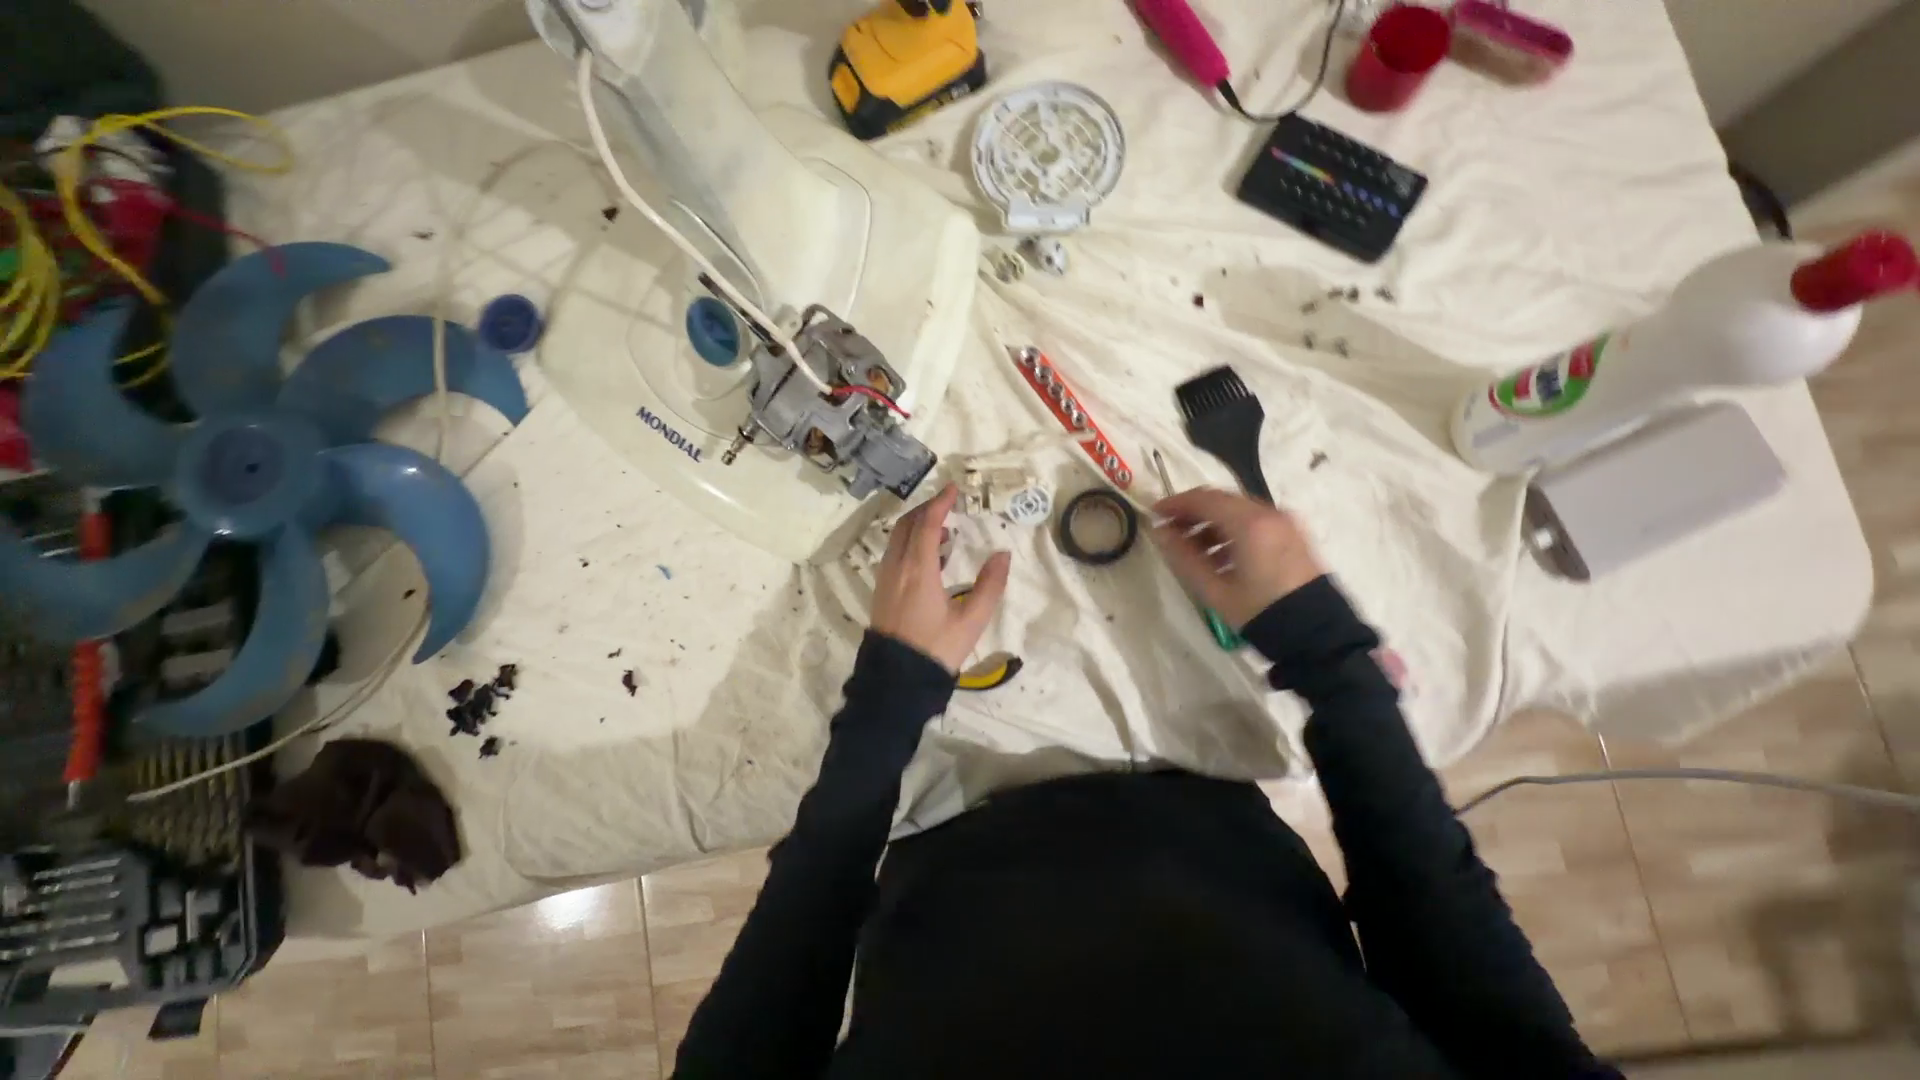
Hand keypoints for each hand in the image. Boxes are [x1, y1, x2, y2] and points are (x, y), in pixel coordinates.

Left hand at [871, 485, 1012, 672]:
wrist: (896, 680)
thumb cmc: (937, 649)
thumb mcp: (971, 620)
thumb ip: (990, 585)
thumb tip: (1003, 555)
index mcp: (918, 570)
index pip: (927, 524)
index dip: (940, 503)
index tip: (953, 489)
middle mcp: (897, 567)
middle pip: (906, 525)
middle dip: (926, 510)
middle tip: (948, 504)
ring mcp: (885, 579)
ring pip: (897, 539)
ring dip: (917, 527)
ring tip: (944, 531)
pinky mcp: (882, 592)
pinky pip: (894, 554)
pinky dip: (910, 543)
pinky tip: (929, 558)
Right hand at [1150, 488, 1325, 628]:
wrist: (1317, 635)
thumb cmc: (1260, 612)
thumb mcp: (1214, 590)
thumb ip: (1183, 557)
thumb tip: (1160, 532)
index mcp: (1249, 524)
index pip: (1203, 499)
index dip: (1175, 503)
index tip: (1154, 514)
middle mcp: (1269, 513)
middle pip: (1221, 501)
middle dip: (1193, 513)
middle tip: (1170, 532)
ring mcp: (1285, 523)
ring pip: (1238, 511)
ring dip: (1212, 523)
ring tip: (1193, 549)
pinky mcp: (1293, 535)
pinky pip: (1256, 522)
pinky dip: (1233, 530)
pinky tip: (1221, 556)